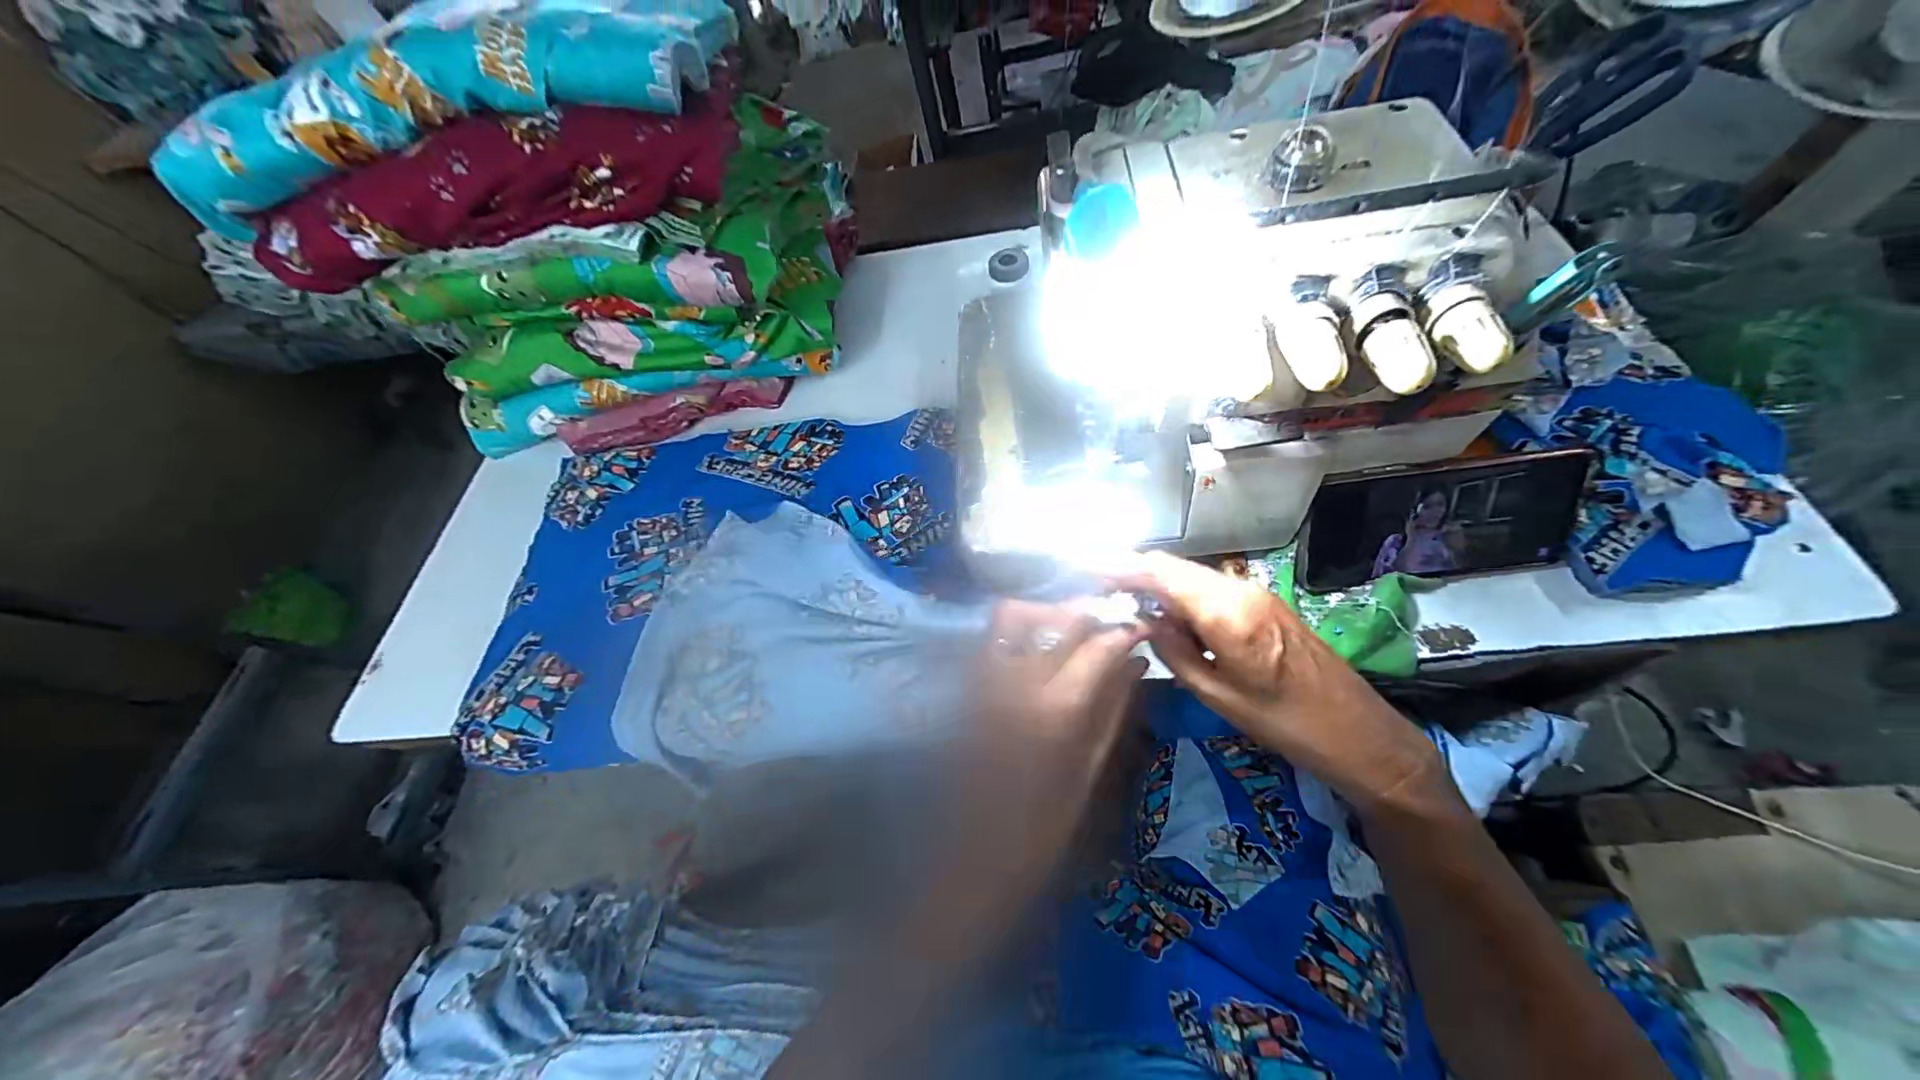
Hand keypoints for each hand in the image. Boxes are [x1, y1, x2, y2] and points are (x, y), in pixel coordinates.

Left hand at [955, 601, 1148, 886]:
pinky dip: (1017, 630)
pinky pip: (990, 638)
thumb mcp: (1089, 771)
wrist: (972, 855)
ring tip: (1071, 630)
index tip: (1143, 628)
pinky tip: (1037, 648)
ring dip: (1047, 613)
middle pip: (1056, 618)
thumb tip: (1135, 662)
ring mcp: (984, 679)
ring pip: (1013, 616)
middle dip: (1090, 612)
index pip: (1098, 645)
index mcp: (1057, 708)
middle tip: (1110, 624)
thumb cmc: (1043, 827)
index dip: (1126, 630)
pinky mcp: (965, 687)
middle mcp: (1016, 680)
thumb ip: (1112, 708)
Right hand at [1114, 553, 1450, 818]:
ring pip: (1191, 576)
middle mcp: (1240, 590)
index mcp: (1226, 612)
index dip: (1118, 566)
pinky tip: (1167, 614)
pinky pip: (1211, 589)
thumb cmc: (1286, 725)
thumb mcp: (1217, 695)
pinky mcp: (1265, 604)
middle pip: (1174, 567)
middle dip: (1133, 572)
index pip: (1160, 573)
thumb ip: (1174, 651)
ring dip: (1158, 584)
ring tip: (1124, 602)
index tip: (1084, 567)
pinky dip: (1182, 595)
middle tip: (1097, 587)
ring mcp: (1256, 593)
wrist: (1362, 734)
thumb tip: (1144, 618)